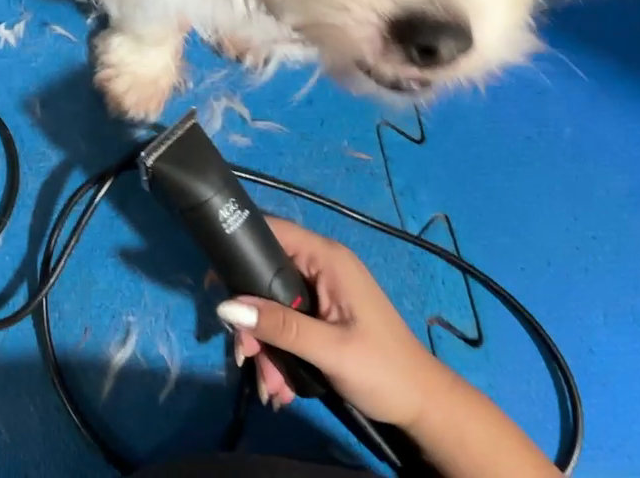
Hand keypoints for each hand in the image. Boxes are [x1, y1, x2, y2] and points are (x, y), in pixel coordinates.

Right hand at [216, 217, 456, 430]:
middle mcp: (321, 267)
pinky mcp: (321, 316)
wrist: (424, 408)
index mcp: (327, 259)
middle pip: (265, 278)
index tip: (215, 283)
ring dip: (265, 345)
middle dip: (252, 320)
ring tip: (270, 386)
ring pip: (272, 307)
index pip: (273, 232)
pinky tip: (279, 386)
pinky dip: (278, 352)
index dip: (239, 249)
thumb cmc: (383, 370)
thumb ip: (279, 325)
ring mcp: (321, 292)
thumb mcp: (328, 349)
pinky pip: (285, 324)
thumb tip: (227, 305)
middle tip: (245, 355)